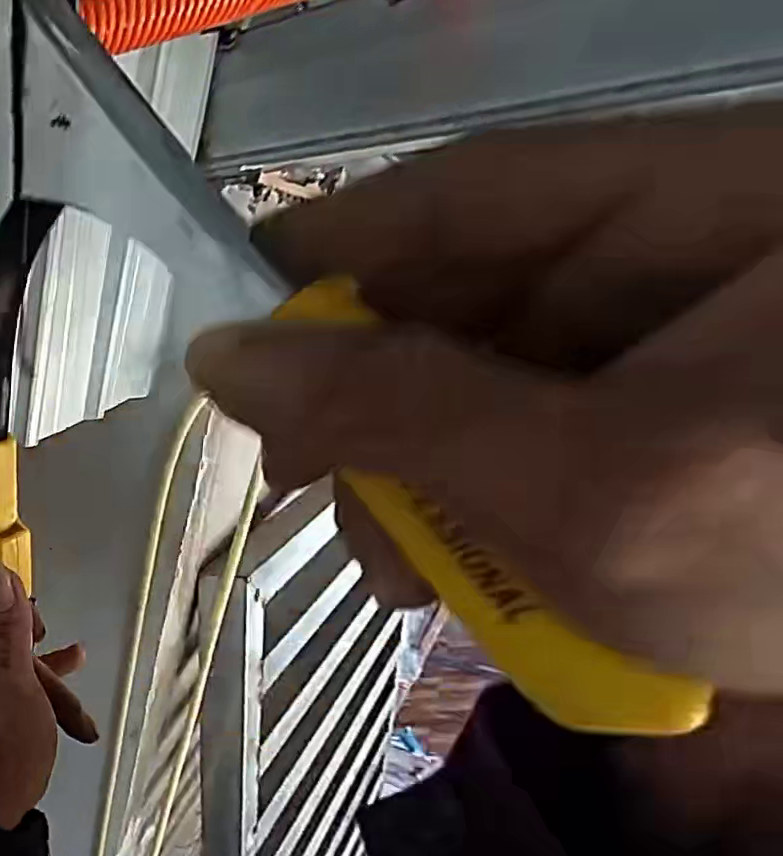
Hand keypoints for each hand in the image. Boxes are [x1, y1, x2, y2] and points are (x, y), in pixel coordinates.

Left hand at [0, 562, 94, 828]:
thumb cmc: (1, 762)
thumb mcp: (12, 694)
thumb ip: (3, 633)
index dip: (7, 599)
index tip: (40, 622)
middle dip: (31, 647)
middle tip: (54, 677)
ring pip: (3, 654)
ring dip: (41, 680)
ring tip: (73, 716)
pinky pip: (1, 676)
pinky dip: (34, 689)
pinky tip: (71, 706)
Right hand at [188, 106, 782, 693]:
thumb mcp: (584, 488)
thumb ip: (385, 407)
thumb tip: (218, 355)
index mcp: (729, 202)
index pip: (460, 195)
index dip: (319, 254)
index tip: (222, 330)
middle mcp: (689, 255)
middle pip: (442, 305)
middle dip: (355, 410)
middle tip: (296, 481)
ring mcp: (666, 345)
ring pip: (451, 387)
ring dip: (394, 480)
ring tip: (394, 566)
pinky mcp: (644, 420)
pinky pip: (494, 438)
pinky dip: (445, 506)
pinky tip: (438, 568)